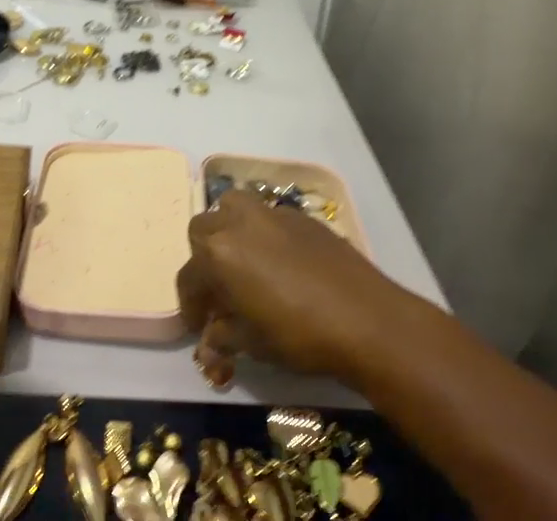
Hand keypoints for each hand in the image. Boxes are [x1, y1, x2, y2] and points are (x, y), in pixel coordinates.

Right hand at [178, 190, 416, 387]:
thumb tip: (208, 346)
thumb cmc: (299, 334)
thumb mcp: (252, 343)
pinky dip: (264, 235)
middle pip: (204, 230)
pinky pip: (270, 218)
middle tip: (220, 291)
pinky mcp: (304, 218)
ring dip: (231, 232)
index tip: (200, 328)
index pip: (189, 277)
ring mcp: (274, 214)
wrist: (367, 320)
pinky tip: (281, 266)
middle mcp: (240, 222)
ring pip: (235, 209)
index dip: (191, 306)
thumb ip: (222, 338)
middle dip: (204, 258)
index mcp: (218, 252)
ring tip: (244, 265)